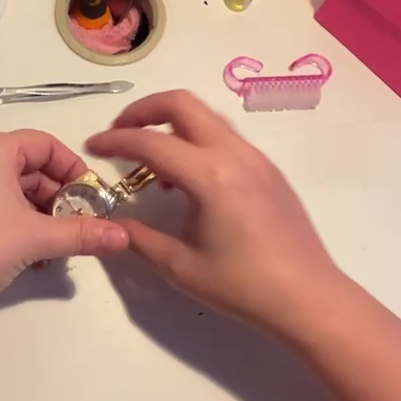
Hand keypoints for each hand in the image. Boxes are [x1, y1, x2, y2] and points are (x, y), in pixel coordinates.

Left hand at [0, 130, 128, 322]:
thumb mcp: (36, 239)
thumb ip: (82, 234)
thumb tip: (123, 237)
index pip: (45, 144)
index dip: (74, 170)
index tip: (92, 200)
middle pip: (25, 167)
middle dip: (56, 198)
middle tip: (75, 228)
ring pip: (5, 190)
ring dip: (35, 216)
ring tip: (51, 249)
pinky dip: (9, 223)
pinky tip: (22, 256)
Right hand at [87, 90, 344, 336]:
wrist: (308, 297)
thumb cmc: (243, 286)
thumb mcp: (180, 267)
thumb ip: (139, 239)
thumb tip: (113, 224)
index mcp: (209, 177)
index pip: (151, 142)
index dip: (114, 140)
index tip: (92, 146)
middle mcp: (234, 155)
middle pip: (182, 104)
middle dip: (143, 110)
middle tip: (120, 133)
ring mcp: (256, 158)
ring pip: (206, 117)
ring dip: (172, 125)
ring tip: (150, 161)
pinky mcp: (268, 170)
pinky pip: (225, 137)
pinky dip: (196, 141)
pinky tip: (186, 181)